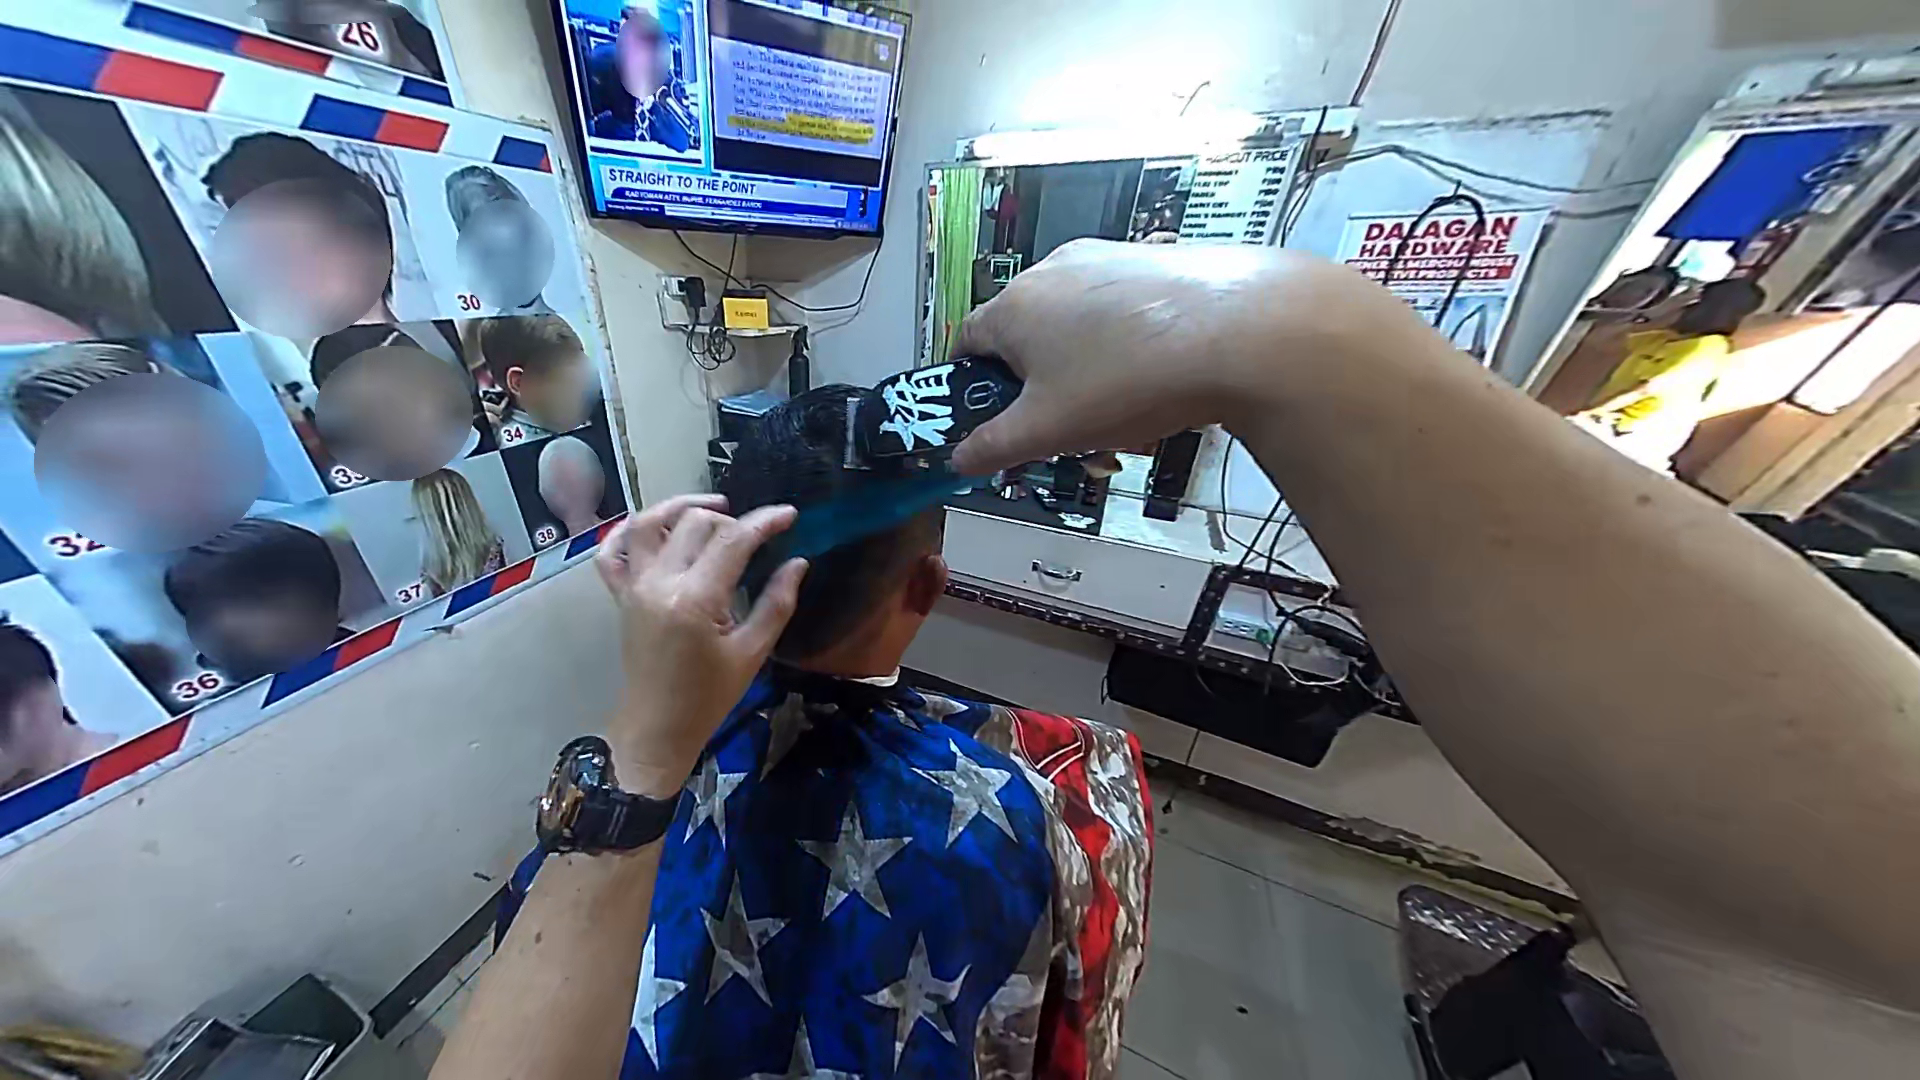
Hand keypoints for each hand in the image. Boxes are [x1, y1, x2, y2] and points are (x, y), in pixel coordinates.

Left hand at [593, 495, 807, 795]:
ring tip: (714, 508)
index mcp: (695, 599)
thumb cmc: (710, 695)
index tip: (789, 515)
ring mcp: (633, 586)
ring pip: (650, 523)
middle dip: (732, 520)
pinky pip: (613, 551)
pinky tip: (659, 526)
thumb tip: (798, 562)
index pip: (733, 540)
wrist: (657, 726)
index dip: (765, 522)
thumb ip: (777, 602)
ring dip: (683, 507)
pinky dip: (632, 530)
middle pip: (695, 523)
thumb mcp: (754, 651)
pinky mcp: (620, 595)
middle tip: (756, 537)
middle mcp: (659, 583)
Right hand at [949, 239, 1419, 473]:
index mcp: (1013, 307)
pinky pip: (1115, 307)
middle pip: (1022, 333)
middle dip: (1031, 381)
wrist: (1239, 331)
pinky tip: (1153, 370)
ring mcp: (1105, 256)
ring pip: (1071, 321)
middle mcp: (1051, 270)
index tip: (996, 418)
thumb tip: (956, 460)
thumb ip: (992, 447)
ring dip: (1076, 363)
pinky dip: (1118, 341)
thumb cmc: (1121, 382)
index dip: (972, 385)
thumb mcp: (1046, 430)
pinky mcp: (1152, 257)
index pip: (966, 342)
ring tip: (1115, 403)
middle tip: (1060, 421)